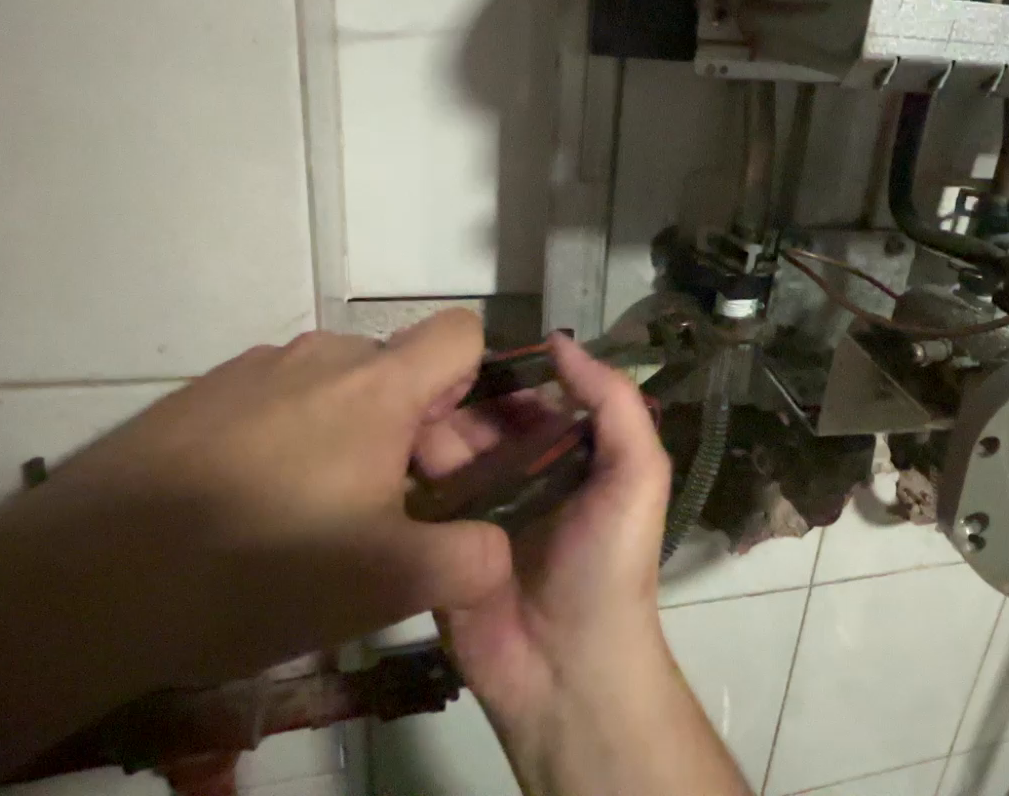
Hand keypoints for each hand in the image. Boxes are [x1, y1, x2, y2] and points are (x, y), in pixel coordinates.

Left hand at [31, 309, 510, 683]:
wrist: (78, 585)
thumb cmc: (260, 569)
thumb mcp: (389, 583)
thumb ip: (474, 559)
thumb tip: (498, 547)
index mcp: (378, 385)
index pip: (461, 331)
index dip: (473, 384)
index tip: (445, 453)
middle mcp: (319, 356)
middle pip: (398, 370)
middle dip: (410, 431)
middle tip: (381, 514)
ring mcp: (250, 370)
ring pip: (334, 388)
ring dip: (347, 438)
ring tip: (307, 519)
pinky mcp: (195, 395)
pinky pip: (273, 401)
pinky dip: (285, 441)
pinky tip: (243, 511)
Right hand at [420, 335, 672, 723]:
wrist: (566, 668)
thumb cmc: (609, 564)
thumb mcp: (637, 473)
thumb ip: (613, 402)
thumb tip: (560, 341)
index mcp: (568, 454)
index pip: (531, 396)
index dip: (506, 370)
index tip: (463, 343)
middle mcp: (519, 473)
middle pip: (480, 418)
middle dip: (455, 393)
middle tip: (411, 368)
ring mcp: (474, 507)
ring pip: (442, 449)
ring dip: (421, 424)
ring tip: (385, 397)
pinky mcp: (437, 540)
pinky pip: (414, 495)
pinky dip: (398, 468)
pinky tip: (370, 441)